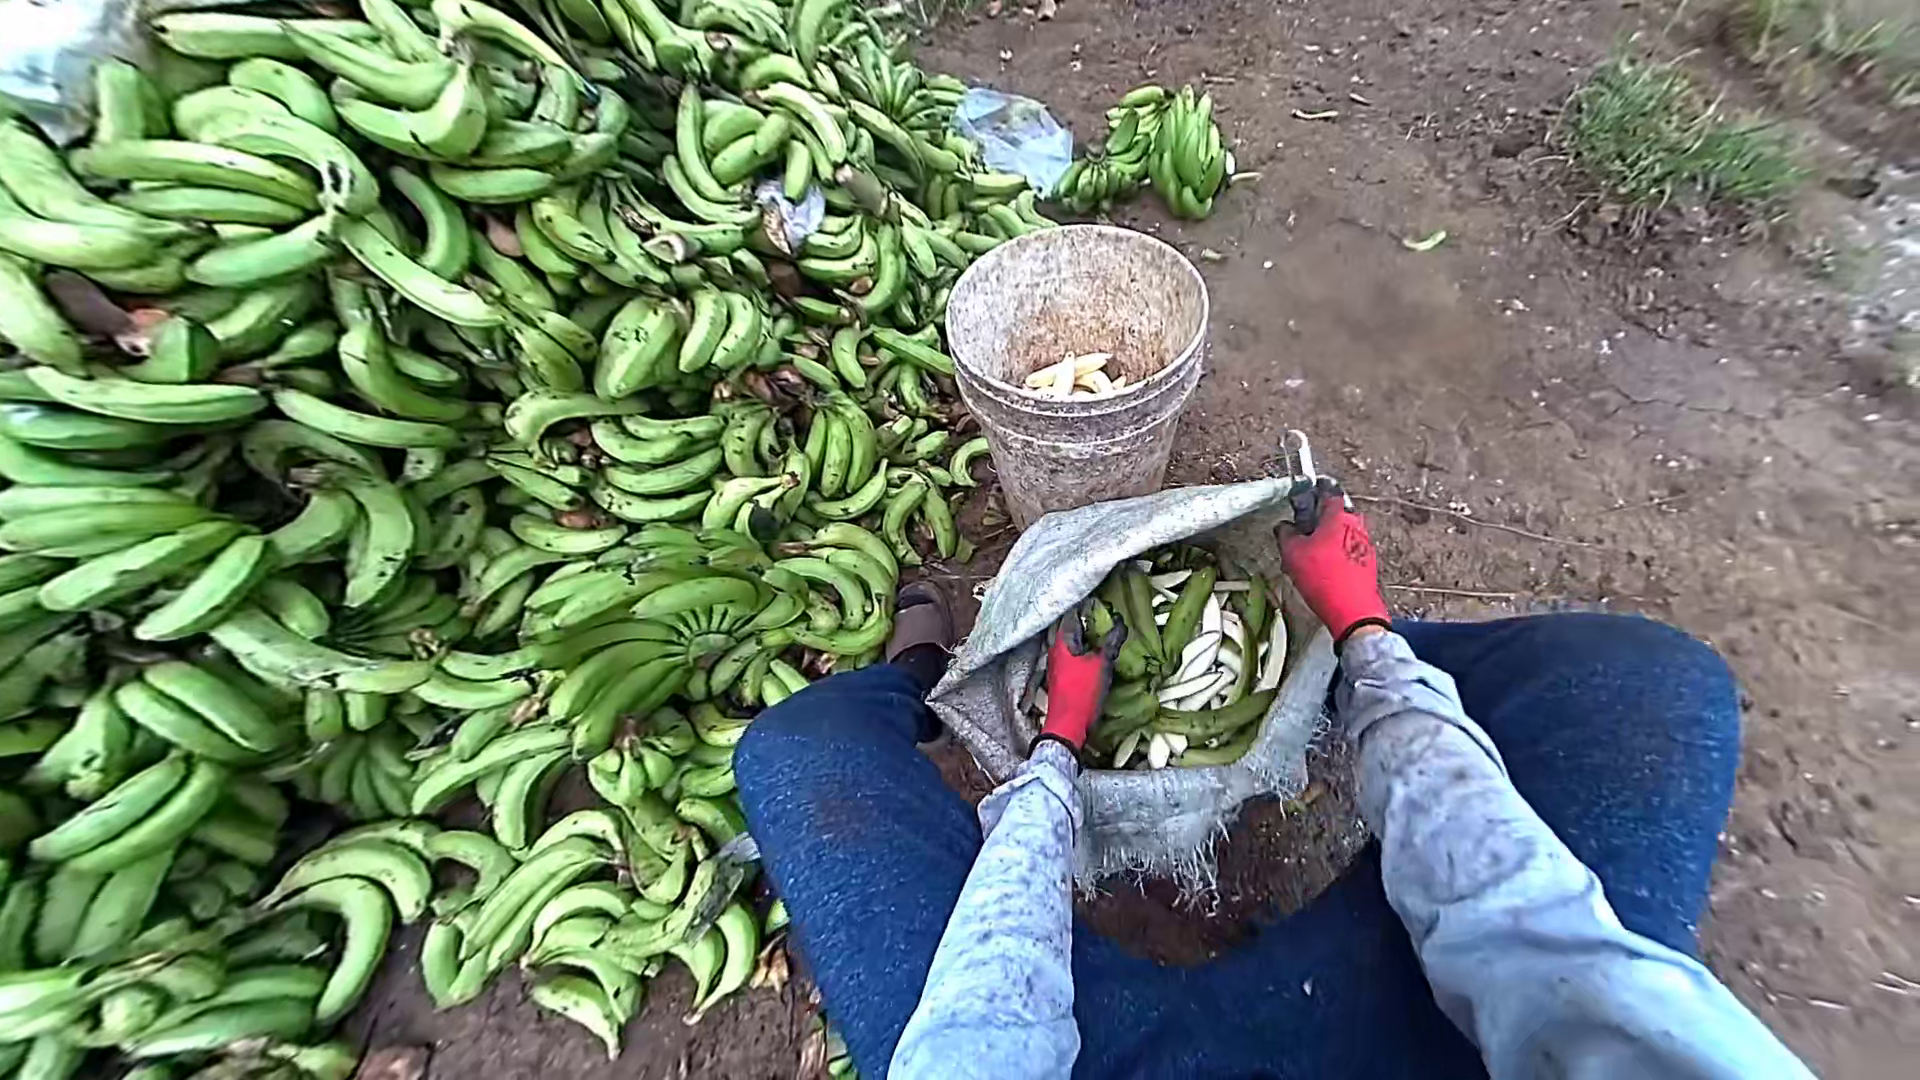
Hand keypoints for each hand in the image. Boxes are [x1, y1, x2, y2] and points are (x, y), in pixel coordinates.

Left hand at [1036, 601, 1125, 751]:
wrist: (1067, 724)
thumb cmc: (1082, 692)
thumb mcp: (1102, 664)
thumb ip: (1111, 642)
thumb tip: (1120, 623)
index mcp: (1061, 641)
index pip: (1072, 614)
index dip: (1086, 606)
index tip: (1101, 601)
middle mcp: (1054, 649)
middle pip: (1069, 627)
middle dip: (1085, 620)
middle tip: (1103, 614)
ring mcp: (1054, 662)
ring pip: (1069, 641)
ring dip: (1083, 635)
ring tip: (1101, 631)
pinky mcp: (1059, 674)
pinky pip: (1070, 654)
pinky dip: (1081, 648)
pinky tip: (1093, 653)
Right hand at [1277, 478, 1390, 646]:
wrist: (1352, 609)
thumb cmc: (1323, 577)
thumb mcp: (1292, 553)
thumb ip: (1286, 534)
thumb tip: (1285, 527)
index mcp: (1339, 517)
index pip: (1328, 492)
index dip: (1314, 489)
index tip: (1304, 490)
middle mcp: (1356, 526)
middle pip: (1334, 513)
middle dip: (1317, 518)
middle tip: (1299, 528)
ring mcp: (1364, 544)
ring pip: (1340, 532)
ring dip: (1325, 536)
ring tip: (1306, 552)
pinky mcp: (1366, 561)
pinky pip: (1346, 548)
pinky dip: (1333, 551)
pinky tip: (1320, 567)